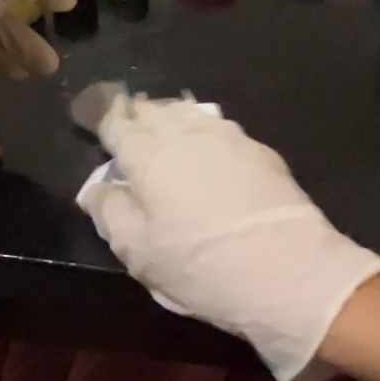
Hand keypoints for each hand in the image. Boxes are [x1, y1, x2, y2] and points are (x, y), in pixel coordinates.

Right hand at [78, 96, 379, 380]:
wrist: (289, 270)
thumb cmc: (201, 268)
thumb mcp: (140, 254)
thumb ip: (111, 212)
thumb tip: (97, 186)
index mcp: (150, 156)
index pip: (117, 122)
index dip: (100, 115)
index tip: (89, 111)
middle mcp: (188, 134)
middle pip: (154, 110)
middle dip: (135, 111)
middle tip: (125, 117)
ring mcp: (229, 138)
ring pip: (188, 112)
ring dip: (169, 114)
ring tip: (160, 124)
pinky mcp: (260, 150)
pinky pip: (219, 126)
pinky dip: (201, 126)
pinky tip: (204, 142)